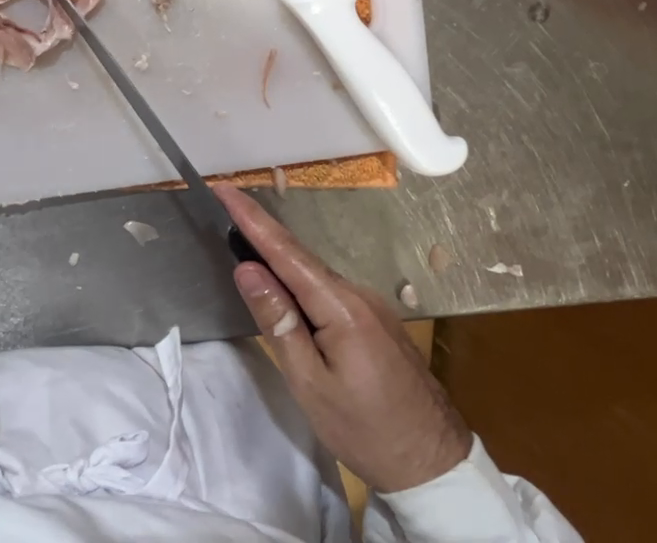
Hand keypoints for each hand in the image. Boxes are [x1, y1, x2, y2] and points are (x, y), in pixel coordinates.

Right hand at [216, 185, 471, 493]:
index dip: (252, 219)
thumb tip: (248, 270)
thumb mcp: (310, 383)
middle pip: (300, 258)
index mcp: (342, 308)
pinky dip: (299, 283)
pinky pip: (328, 292)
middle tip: (222, 209)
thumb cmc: (365, 431)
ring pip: (314, 276)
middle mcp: (360, 296)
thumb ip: (278, 322)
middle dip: (260, 232)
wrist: (435, 468)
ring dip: (278, 260)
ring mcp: (373, 308)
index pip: (287, 253)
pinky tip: (282, 289)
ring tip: (241, 245)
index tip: (224, 189)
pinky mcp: (376, 323)